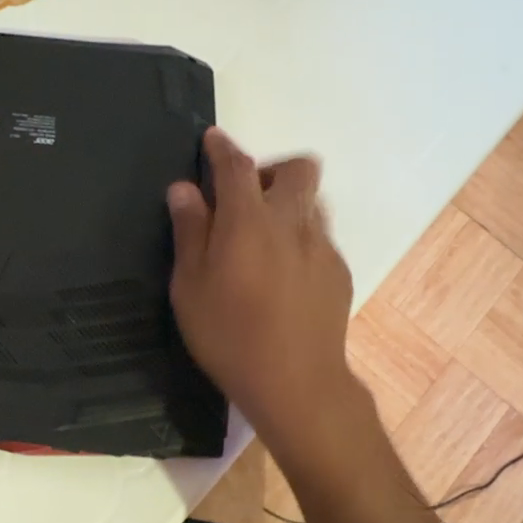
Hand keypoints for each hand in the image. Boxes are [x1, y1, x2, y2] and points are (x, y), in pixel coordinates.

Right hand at [167, 128, 356, 442]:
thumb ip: (189, 232)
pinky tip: (280, 275)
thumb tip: (184, 190)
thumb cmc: (227, 335)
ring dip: (287, 204)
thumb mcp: (188, 287)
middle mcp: (291, 223)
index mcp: (247, 222)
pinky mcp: (338, 272)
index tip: (211, 141)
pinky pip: (319, 237)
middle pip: (297, 169)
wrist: (295, 381)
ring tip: (260, 238)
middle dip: (269, 170)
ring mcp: (321, 247)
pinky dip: (298, 239)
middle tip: (242, 199)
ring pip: (312, 202)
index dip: (222, 149)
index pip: (237, 166)